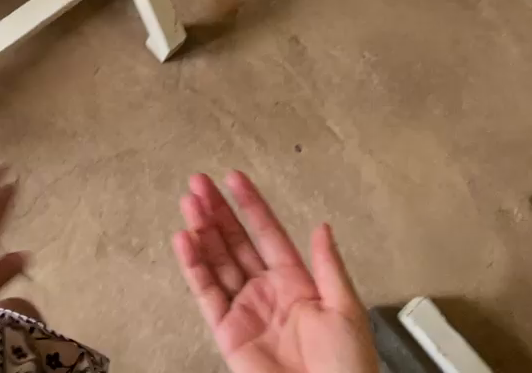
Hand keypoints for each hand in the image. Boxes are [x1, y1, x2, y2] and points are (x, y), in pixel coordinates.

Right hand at [173, 171, 378, 372]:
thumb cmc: (347, 370)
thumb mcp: (347, 314)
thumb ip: (329, 268)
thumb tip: (321, 226)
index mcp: (297, 284)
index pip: (268, 234)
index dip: (251, 205)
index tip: (233, 178)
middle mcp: (267, 292)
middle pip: (236, 242)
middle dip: (217, 211)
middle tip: (197, 182)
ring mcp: (245, 310)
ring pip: (217, 261)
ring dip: (201, 230)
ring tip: (188, 202)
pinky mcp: (226, 332)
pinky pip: (206, 292)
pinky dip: (193, 265)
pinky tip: (184, 240)